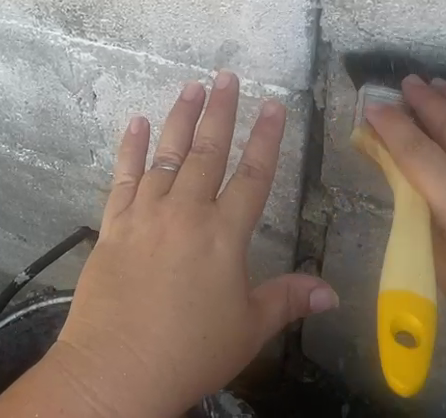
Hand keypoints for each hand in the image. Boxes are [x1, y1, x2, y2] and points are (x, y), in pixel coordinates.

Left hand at [19, 71, 338, 417]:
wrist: (116, 370)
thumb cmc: (190, 352)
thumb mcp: (248, 330)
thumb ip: (287, 301)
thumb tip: (331, 292)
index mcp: (224, 235)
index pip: (253, 175)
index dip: (266, 138)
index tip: (273, 104)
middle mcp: (187, 212)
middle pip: (208, 151)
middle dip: (221, 111)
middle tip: (227, 76)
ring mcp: (147, 213)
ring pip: (167, 154)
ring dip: (181, 116)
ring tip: (191, 85)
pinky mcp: (114, 223)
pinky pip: (124, 176)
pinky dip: (131, 147)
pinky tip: (138, 122)